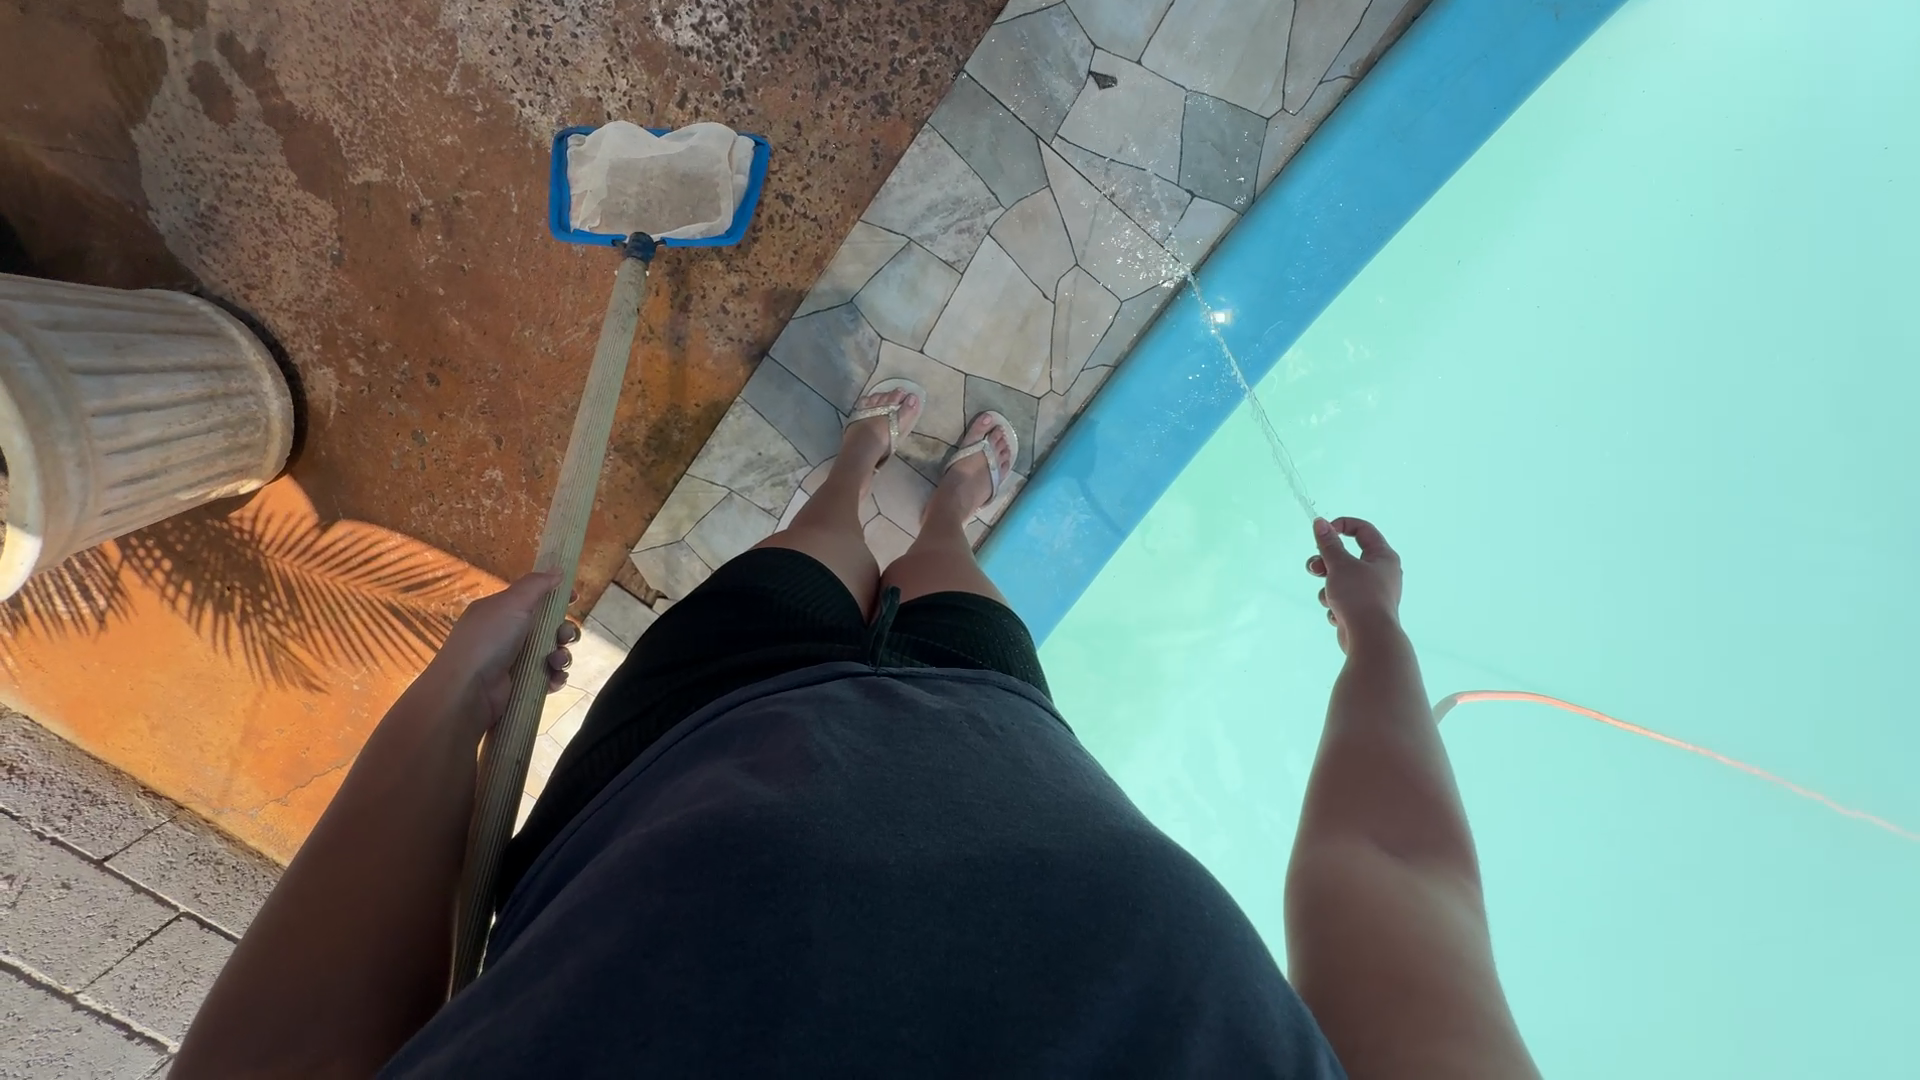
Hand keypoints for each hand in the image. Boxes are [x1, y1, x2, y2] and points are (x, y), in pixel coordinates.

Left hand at [419, 572, 578, 732]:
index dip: (556, 597)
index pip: (534, 599)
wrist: (467, 690)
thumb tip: (558, 569)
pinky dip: (555, 677)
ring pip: (553, 652)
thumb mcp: (511, 603)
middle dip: (564, 631)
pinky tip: (552, 680)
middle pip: (550, 627)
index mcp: (501, 612)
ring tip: (555, 662)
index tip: (573, 597)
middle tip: (562, 637)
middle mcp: (508, 634)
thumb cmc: (488, 640)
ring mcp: (514, 661)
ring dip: (562, 656)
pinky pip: (549, 676)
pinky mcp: (522, 684)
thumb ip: (536, 584)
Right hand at [1307, 517, 1401, 653]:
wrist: (1369, 637)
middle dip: (1326, 562)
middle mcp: (1380, 572)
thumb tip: (1320, 522)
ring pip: (1340, 579)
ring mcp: (1372, 592)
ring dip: (1328, 586)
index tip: (1322, 533)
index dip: (1340, 526)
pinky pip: (1342, 598)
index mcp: (1382, 556)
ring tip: (1328, 597)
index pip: (1363, 530)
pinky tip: (1337, 613)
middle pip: (1346, 556)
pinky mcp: (1362, 609)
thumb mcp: (1339, 565)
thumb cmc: (1359, 595)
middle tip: (1316, 568)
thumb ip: (1328, 543)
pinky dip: (1335, 603)